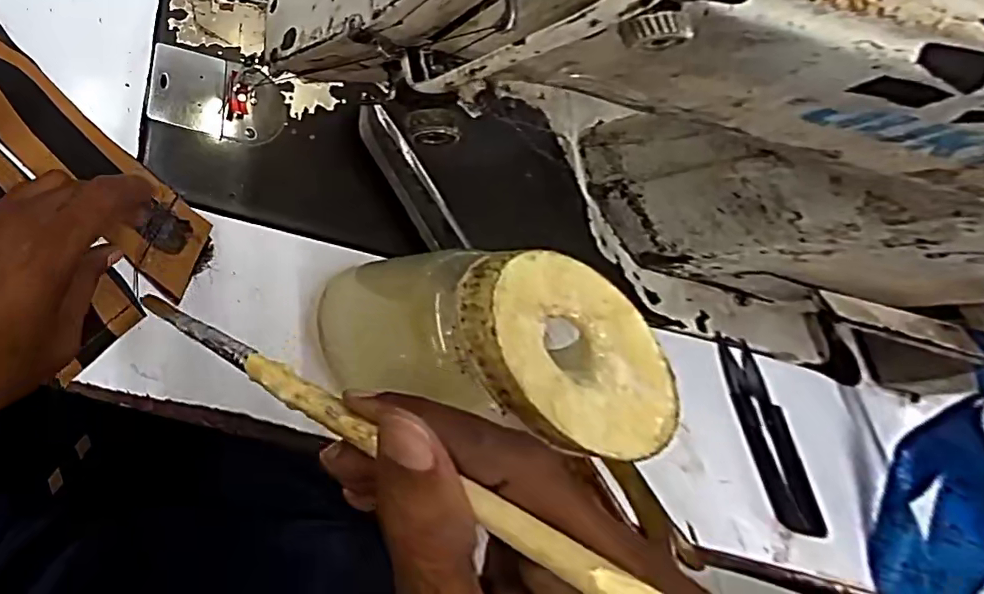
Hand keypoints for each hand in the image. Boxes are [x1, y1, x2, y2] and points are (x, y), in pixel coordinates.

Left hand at [0, 171, 153, 454]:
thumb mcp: (57, 339)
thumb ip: (85, 287)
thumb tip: (101, 257)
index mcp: (49, 249)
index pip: (101, 198)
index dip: (130, 191)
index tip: (147, 194)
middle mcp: (21, 223)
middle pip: (76, 185)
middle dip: (107, 195)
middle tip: (125, 216)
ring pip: (47, 185)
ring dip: (75, 196)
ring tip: (91, 224)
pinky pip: (21, 198)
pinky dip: (45, 203)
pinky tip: (51, 231)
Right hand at [319, 394, 703, 593]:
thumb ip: (429, 533)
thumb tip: (398, 426)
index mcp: (628, 587)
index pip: (523, 467)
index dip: (432, 425)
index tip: (355, 408)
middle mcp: (640, 574)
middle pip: (519, 473)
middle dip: (418, 452)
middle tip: (343, 453)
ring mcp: (618, 579)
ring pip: (511, 490)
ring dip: (425, 476)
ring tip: (357, 478)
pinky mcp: (584, 582)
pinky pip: (515, 521)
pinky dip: (450, 506)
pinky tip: (402, 506)